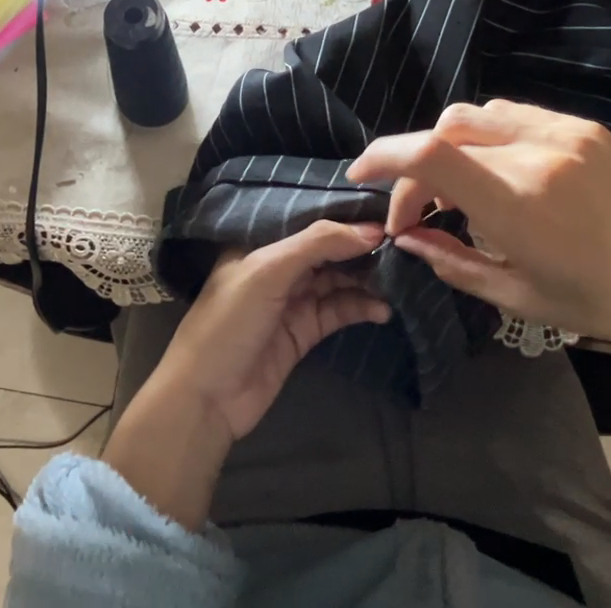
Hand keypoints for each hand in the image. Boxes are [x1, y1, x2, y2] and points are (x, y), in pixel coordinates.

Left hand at [102, 222, 388, 529]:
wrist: (207, 397)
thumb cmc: (228, 323)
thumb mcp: (267, 272)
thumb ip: (315, 245)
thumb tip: (371, 231)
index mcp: (257, 243)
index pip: (307, 221)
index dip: (344, 217)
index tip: (387, 214)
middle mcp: (275, 267)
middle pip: (326, 250)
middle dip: (361, 248)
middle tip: (403, 247)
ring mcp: (289, 300)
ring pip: (336, 280)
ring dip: (366, 279)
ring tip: (400, 280)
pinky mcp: (303, 332)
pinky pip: (338, 311)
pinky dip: (360, 307)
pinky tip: (382, 310)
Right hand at [347, 101, 610, 387]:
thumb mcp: (525, 298)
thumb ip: (454, 263)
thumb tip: (407, 240)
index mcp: (519, 202)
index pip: (426, 154)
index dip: (380, 158)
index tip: (359, 180)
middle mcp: (535, 152)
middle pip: (442, 132)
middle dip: (413, 168)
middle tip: (416, 214)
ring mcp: (564, 133)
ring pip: (475, 115)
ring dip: (446, 145)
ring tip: (452, 190)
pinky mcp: (585, 129)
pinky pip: (513, 115)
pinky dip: (483, 135)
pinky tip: (491, 171)